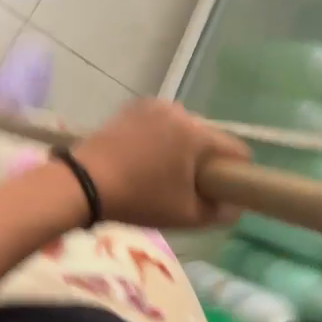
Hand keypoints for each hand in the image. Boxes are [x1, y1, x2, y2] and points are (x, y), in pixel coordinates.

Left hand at [68, 100, 249, 229]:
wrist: (83, 182)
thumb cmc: (139, 198)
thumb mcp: (187, 215)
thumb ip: (221, 211)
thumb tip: (234, 204)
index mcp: (196, 133)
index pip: (237, 150)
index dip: (239, 172)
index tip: (226, 190)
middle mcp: (177, 111)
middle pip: (209, 136)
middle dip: (207, 158)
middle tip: (191, 185)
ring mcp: (151, 106)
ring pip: (183, 127)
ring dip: (182, 146)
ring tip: (166, 172)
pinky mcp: (130, 108)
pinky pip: (160, 122)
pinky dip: (160, 137)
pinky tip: (147, 157)